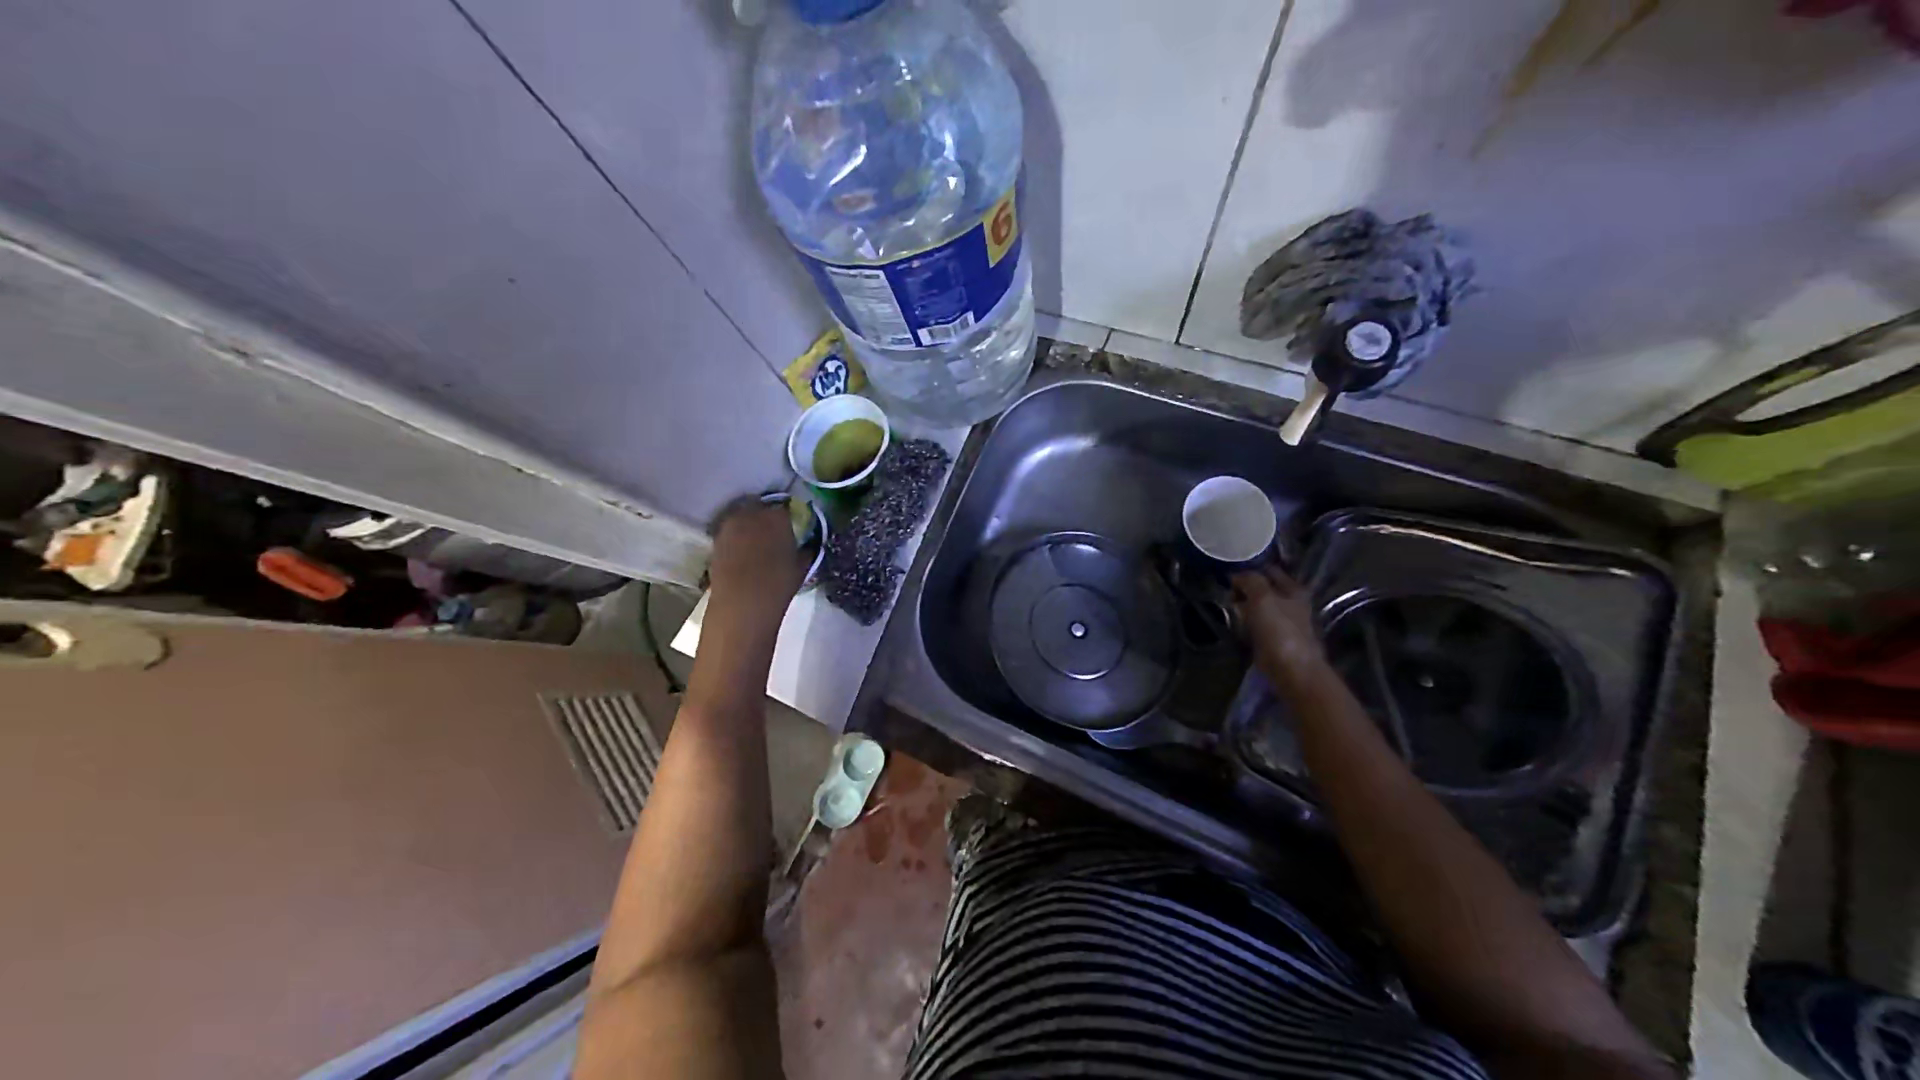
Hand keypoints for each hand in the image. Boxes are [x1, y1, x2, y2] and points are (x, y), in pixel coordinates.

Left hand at [707, 498, 804, 626]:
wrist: (742, 601)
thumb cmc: (778, 583)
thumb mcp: (801, 566)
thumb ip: (805, 550)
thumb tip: (807, 545)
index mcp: (778, 516)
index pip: (785, 508)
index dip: (788, 518)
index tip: (790, 529)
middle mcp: (752, 513)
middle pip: (760, 507)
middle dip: (765, 517)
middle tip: (772, 533)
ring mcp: (731, 524)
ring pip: (742, 516)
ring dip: (748, 524)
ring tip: (755, 542)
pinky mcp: (715, 538)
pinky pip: (729, 530)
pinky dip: (735, 537)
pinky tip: (741, 552)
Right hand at [1231, 564, 1328, 681]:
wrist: (1292, 670)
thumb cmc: (1279, 630)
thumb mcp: (1263, 597)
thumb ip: (1250, 580)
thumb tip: (1236, 575)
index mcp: (1294, 589)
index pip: (1268, 570)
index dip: (1249, 569)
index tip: (1228, 572)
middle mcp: (1292, 603)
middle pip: (1264, 589)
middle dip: (1244, 588)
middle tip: (1225, 591)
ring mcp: (1284, 622)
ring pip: (1259, 607)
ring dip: (1243, 606)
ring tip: (1227, 606)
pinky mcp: (1275, 639)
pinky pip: (1256, 624)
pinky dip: (1245, 622)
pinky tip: (1235, 624)